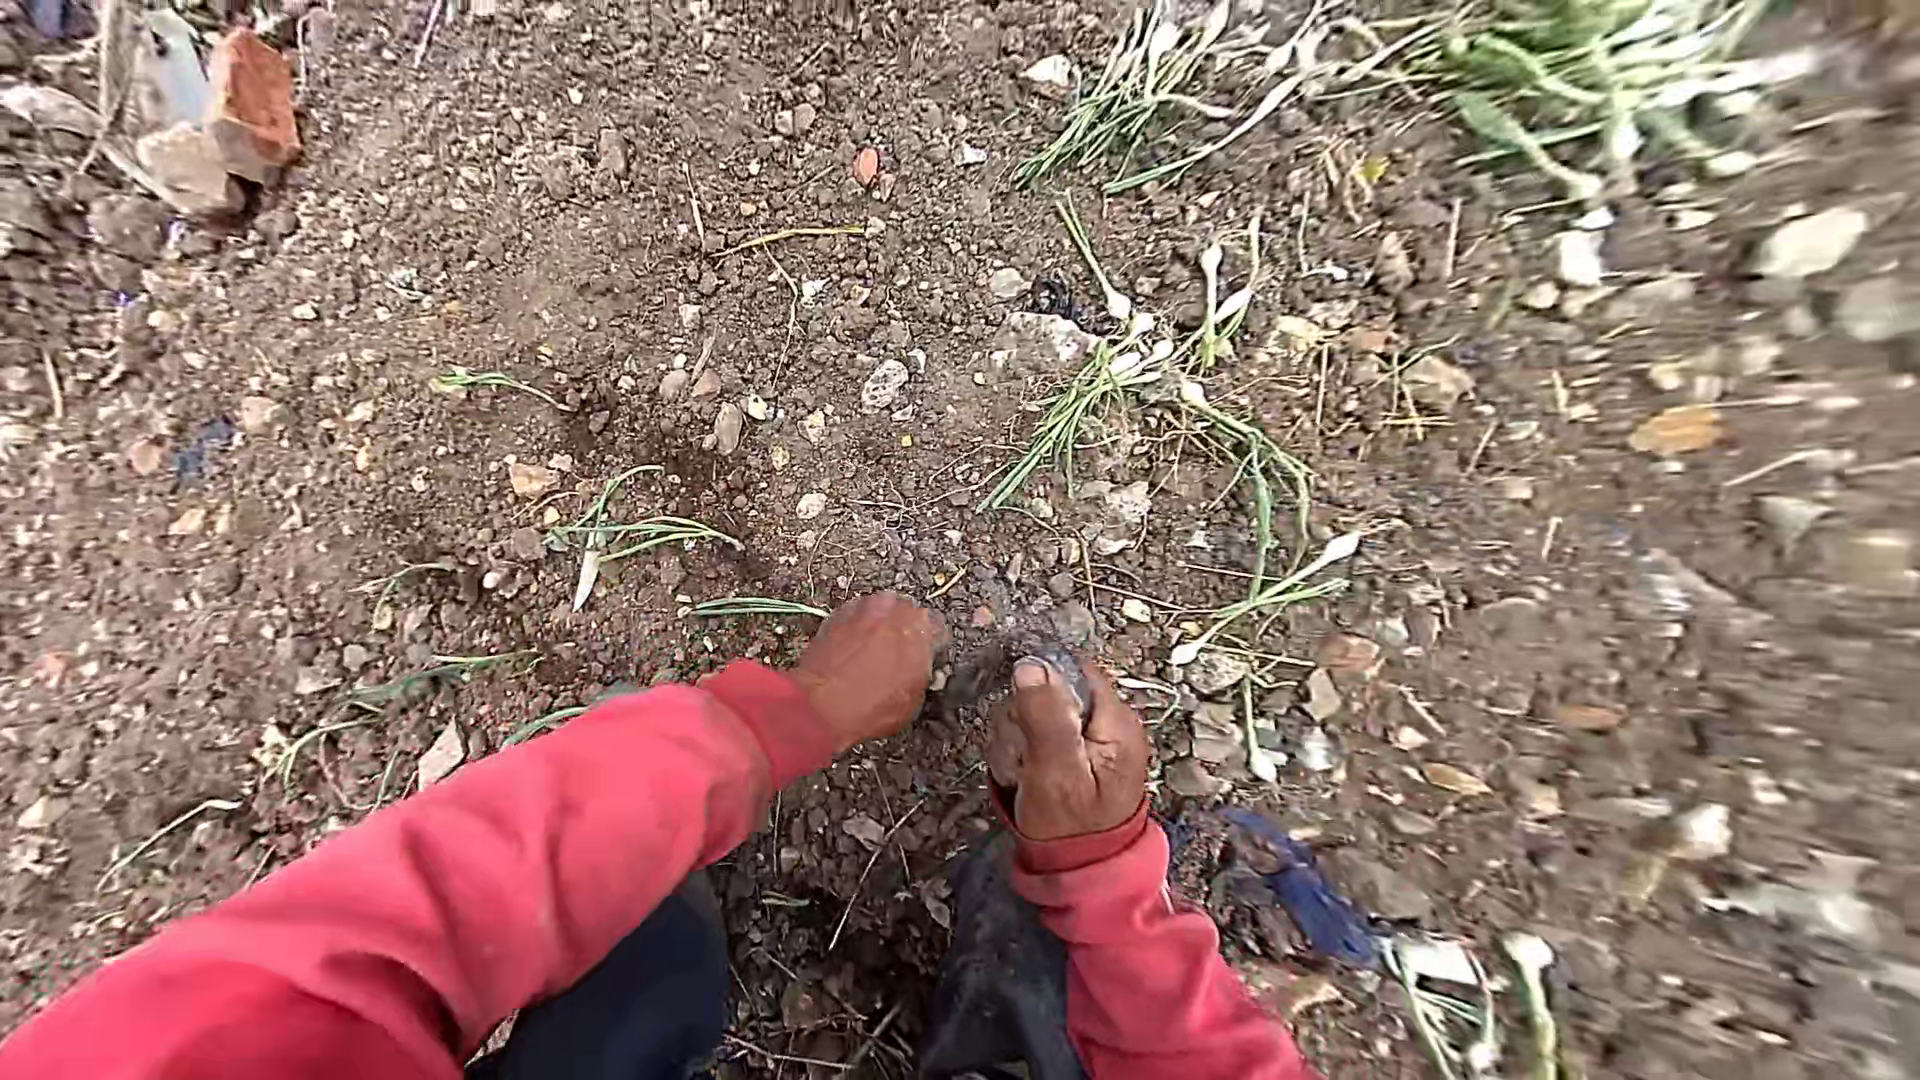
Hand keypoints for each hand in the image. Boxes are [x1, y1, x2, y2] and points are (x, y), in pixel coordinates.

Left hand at [791, 592, 945, 752]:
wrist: (821, 706)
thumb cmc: (870, 706)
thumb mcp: (914, 700)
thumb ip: (924, 673)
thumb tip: (920, 670)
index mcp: (923, 628)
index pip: (939, 629)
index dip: (932, 647)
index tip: (926, 659)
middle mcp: (897, 610)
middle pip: (909, 614)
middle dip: (905, 631)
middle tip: (897, 656)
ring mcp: (866, 608)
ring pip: (881, 610)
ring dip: (880, 625)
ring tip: (872, 651)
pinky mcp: (839, 613)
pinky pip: (856, 615)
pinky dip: (857, 627)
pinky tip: (853, 649)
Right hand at [986, 658, 1149, 839]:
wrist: (1075, 875)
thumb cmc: (1070, 827)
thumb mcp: (1056, 771)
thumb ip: (1044, 716)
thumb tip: (1030, 665)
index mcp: (1115, 721)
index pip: (1073, 671)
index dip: (1042, 687)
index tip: (1026, 720)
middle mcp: (1102, 722)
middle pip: (1047, 690)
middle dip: (1022, 720)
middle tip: (1024, 757)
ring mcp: (1081, 737)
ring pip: (1030, 710)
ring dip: (1014, 739)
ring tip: (1021, 772)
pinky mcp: (1062, 751)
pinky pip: (1027, 732)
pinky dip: (1015, 752)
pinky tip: (1018, 775)